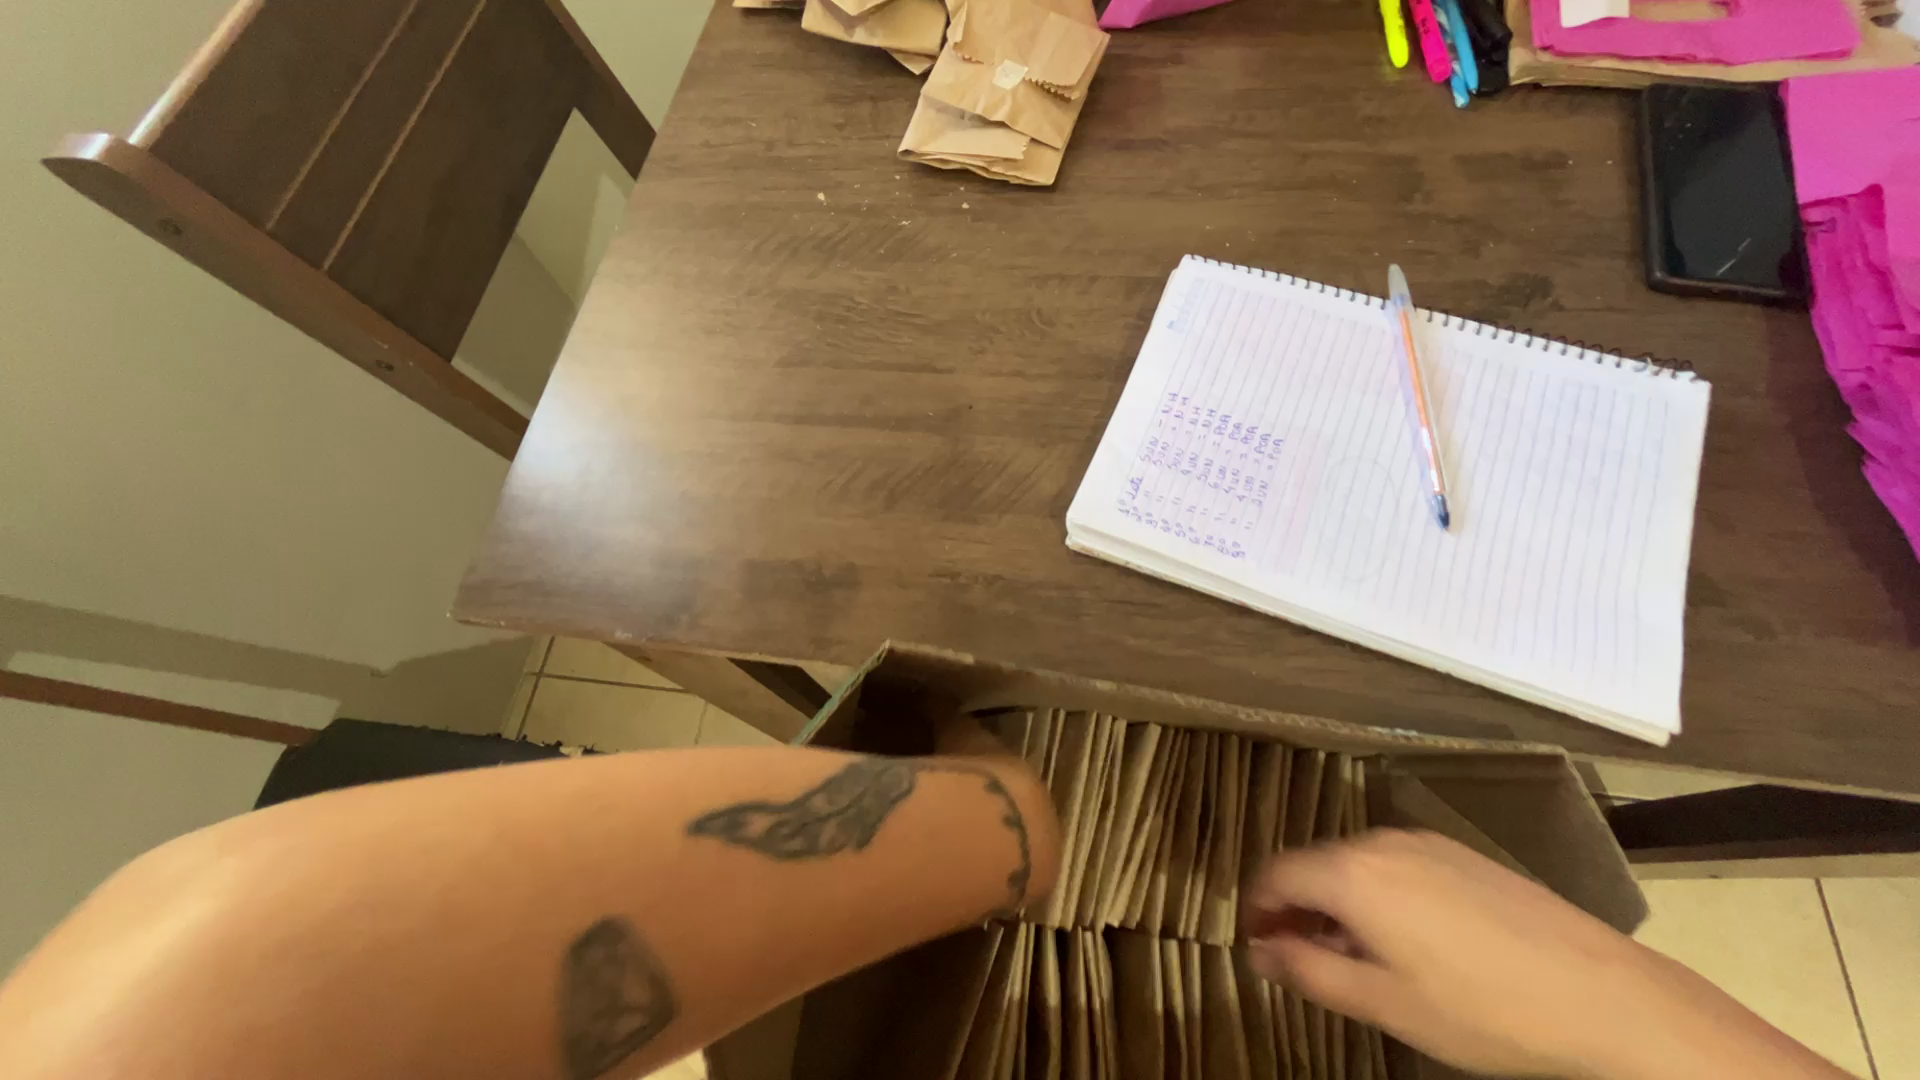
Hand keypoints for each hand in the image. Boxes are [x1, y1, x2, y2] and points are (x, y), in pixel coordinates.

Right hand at [1241, 830, 1845, 1079]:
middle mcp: (1378, 841)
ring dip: (1336, 900)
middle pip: (1312, 865)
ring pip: (1353, 863)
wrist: (1607, 996)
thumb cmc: (1482, 1008)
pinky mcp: (1460, 852)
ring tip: (1354, 953)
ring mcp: (1423, 842)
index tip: (1255, 942)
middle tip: (1299, 955)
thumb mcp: (1383, 1003)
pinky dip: (1375, 892)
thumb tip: (1257, 952)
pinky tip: (1406, 937)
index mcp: (1350, 873)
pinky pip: (1393, 863)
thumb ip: (1307, 970)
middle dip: (1296, 906)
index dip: (1255, 907)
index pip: (1274, 874)